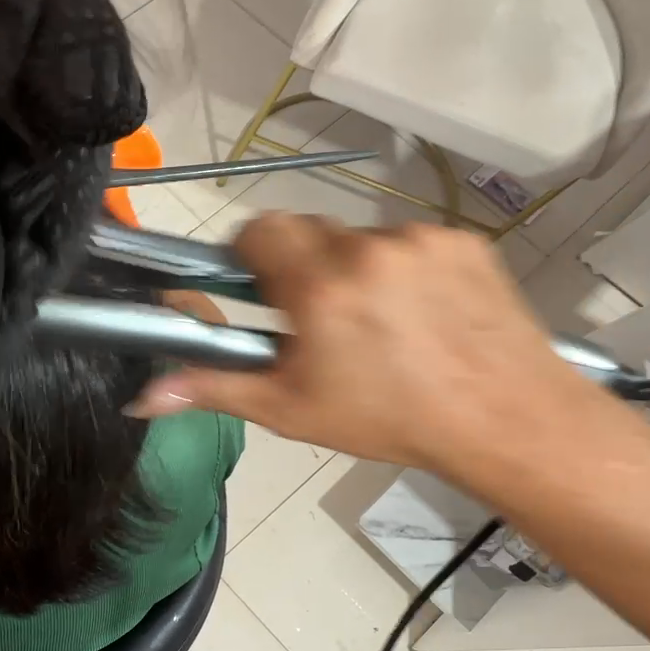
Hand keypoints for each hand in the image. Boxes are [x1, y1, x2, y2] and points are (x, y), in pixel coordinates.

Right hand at [130, 214, 619, 473]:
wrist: (508, 421)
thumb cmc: (387, 419)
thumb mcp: (289, 409)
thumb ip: (212, 388)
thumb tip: (141, 399)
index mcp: (320, 286)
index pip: (259, 229)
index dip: (248, 256)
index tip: (257, 291)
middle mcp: (369, 248)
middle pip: (306, 230)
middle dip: (298, 266)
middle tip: (312, 318)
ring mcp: (423, 239)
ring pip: (356, 238)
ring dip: (349, 269)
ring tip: (374, 324)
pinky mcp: (465, 241)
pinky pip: (407, 242)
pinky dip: (398, 269)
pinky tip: (418, 315)